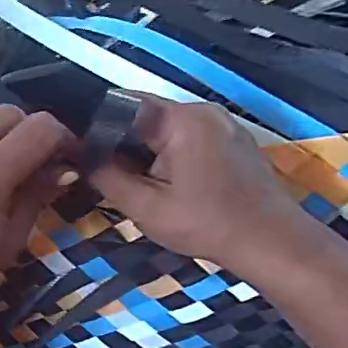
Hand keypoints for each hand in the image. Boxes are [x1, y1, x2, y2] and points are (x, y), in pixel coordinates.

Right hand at [90, 94, 327, 271]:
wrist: (271, 243)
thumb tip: (79, 157)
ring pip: (161, 127)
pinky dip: (163, 153)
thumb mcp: (143, 206)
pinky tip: (159, 182)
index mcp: (181, 120)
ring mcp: (220, 123)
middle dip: (117, 141)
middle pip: (142, 115)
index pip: (121, 105)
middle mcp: (202, 110)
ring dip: (140, 150)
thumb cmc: (205, 224)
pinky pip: (183, 136)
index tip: (76, 151)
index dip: (93, 126)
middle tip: (97, 172)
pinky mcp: (229, 139)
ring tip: (127, 180)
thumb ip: (106, 177)